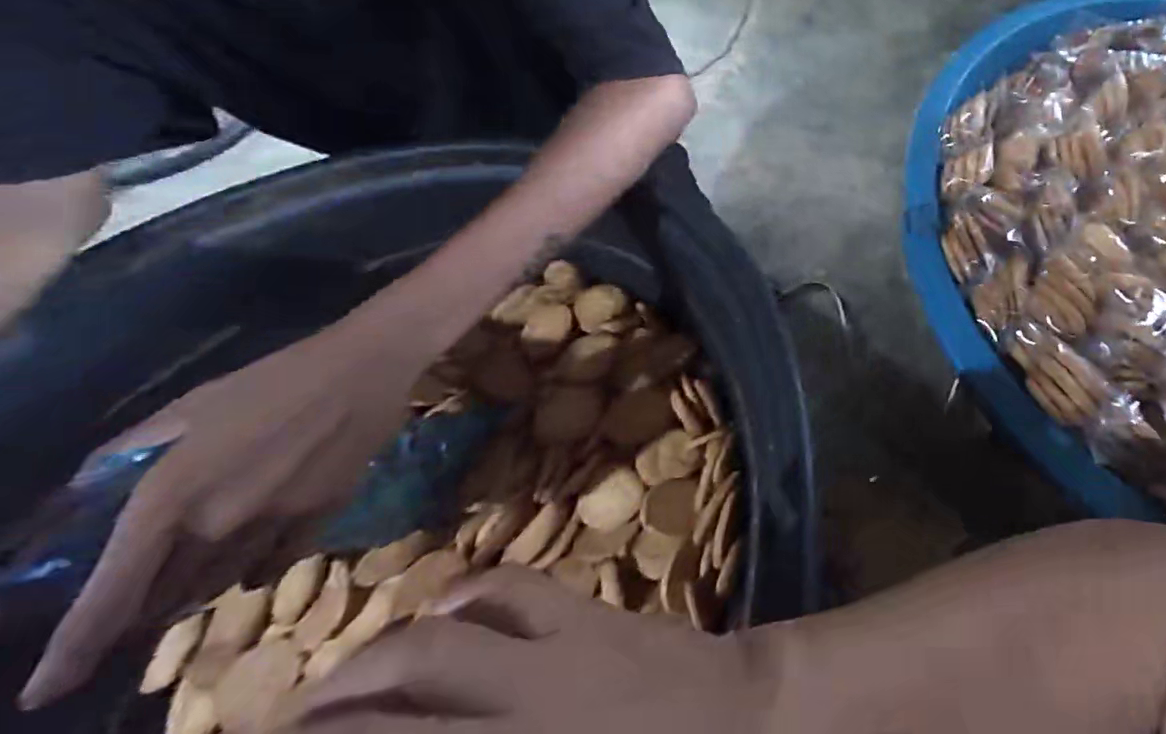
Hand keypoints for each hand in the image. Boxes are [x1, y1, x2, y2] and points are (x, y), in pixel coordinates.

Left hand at [20, 319, 424, 708]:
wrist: (369, 364)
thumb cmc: (275, 377)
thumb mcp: (192, 404)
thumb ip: (135, 449)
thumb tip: (92, 489)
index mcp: (169, 497)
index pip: (107, 596)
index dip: (72, 650)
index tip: (47, 691)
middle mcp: (219, 522)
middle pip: (167, 594)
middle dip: (145, 607)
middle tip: (142, 600)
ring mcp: (279, 519)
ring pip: (224, 581)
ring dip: (200, 588)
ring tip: (194, 582)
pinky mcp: (326, 511)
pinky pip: (280, 560)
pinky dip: (258, 570)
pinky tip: (254, 566)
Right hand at [280, 568, 763, 733]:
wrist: (747, 718)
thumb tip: (437, 725)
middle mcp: (516, 716)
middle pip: (381, 720)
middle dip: (313, 725)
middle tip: (273, 732)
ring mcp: (553, 654)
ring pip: (436, 640)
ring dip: (370, 659)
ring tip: (336, 685)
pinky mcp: (588, 612)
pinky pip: (513, 590)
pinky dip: (464, 597)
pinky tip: (443, 615)